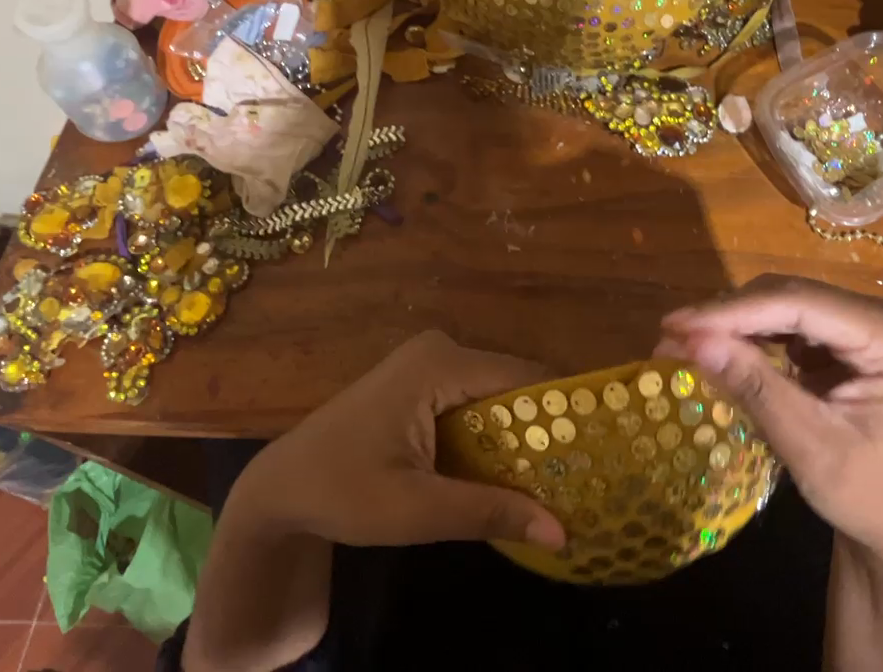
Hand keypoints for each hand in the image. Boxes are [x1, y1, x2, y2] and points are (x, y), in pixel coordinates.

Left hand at [231, 330, 567, 549]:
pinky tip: (511, 469)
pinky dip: (494, 432)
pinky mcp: (420, 380)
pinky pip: (474, 400)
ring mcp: (427, 362)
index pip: (523, 376)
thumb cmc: (342, 492)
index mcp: (439, 365)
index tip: (601, 448)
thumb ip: (489, 513)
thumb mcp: (417, 511)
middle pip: (513, 384)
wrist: (281, 487)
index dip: (564, 410)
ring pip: (495, 394)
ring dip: (521, 433)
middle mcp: (439, 350)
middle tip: (583, 473)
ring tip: (558, 476)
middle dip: (545, 427)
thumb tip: (562, 532)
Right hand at [653, 276, 882, 552]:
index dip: (734, 311)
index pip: (801, 305)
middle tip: (671, 334)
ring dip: (735, 321)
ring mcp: (863, 326)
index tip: (676, 323)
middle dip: (729, 314)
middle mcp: (882, 319)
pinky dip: (750, 335)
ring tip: (685, 341)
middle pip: (792, 296)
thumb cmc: (870, 497)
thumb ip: (756, 389)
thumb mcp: (812, 448)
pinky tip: (720, 349)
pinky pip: (787, 323)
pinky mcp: (844, 340)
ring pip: (784, 304)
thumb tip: (691, 341)